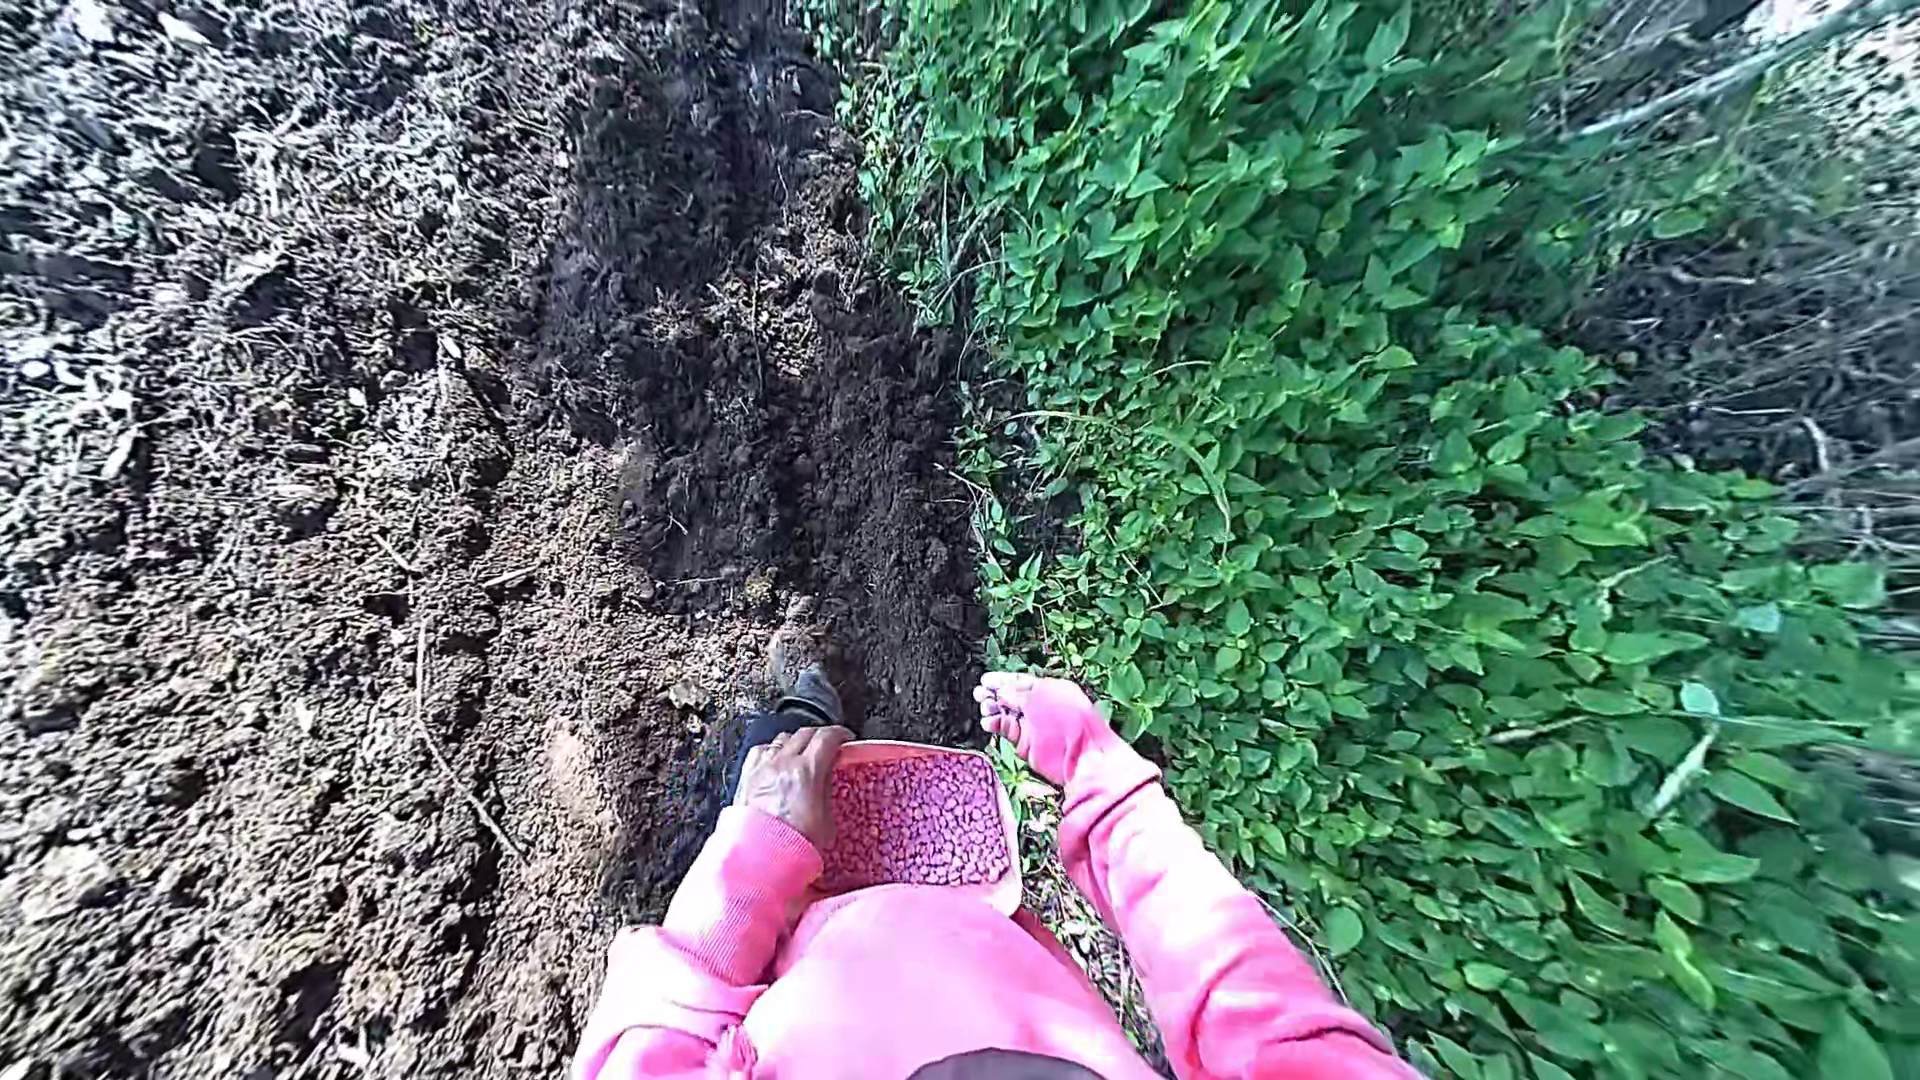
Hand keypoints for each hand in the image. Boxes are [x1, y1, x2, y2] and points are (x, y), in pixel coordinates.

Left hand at [733, 725, 853, 850]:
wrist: (756, 865)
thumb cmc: (789, 850)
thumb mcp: (825, 822)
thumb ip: (826, 791)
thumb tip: (827, 777)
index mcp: (807, 771)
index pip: (827, 736)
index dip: (840, 734)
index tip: (845, 739)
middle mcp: (783, 763)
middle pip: (806, 733)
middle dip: (820, 736)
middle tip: (827, 746)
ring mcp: (762, 768)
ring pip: (783, 738)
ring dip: (796, 742)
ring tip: (802, 753)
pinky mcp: (746, 777)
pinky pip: (761, 750)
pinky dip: (772, 750)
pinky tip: (776, 759)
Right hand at [971, 672, 1119, 785]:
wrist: (1082, 756)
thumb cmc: (1068, 720)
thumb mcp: (1039, 697)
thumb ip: (1016, 693)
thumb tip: (1000, 692)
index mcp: (1049, 689)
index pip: (1021, 681)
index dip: (1003, 680)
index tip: (986, 679)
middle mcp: (1041, 706)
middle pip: (1012, 697)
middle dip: (994, 694)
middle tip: (979, 693)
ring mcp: (1034, 725)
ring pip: (1007, 714)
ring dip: (993, 709)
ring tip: (983, 707)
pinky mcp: (1027, 744)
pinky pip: (1008, 730)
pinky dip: (996, 725)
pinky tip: (988, 722)